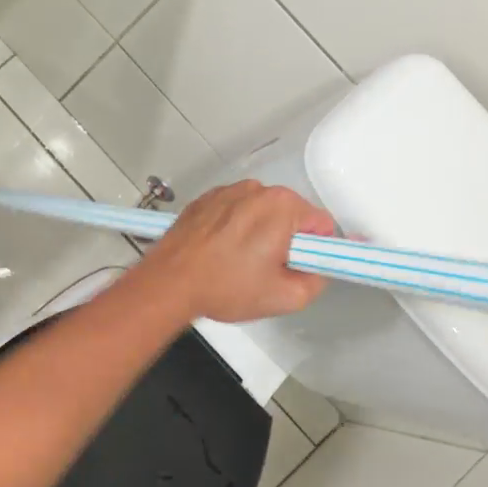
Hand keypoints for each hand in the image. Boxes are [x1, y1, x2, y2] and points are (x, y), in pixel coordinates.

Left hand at [138, 181, 336, 323]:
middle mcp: (254, 189)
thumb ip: (316, 280)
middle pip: (288, 216)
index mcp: (282, 205)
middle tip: (264, 270)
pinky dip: (230, 228)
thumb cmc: (226, 287)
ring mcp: (224, 192)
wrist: (168, 283)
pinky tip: (217, 252)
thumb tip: (314, 269)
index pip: (320, 224)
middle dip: (284, 241)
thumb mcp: (286, 297)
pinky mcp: (201, 201)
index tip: (295, 268)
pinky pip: (230, 213)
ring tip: (237, 263)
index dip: (314, 251)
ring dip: (256, 233)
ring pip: (258, 213)